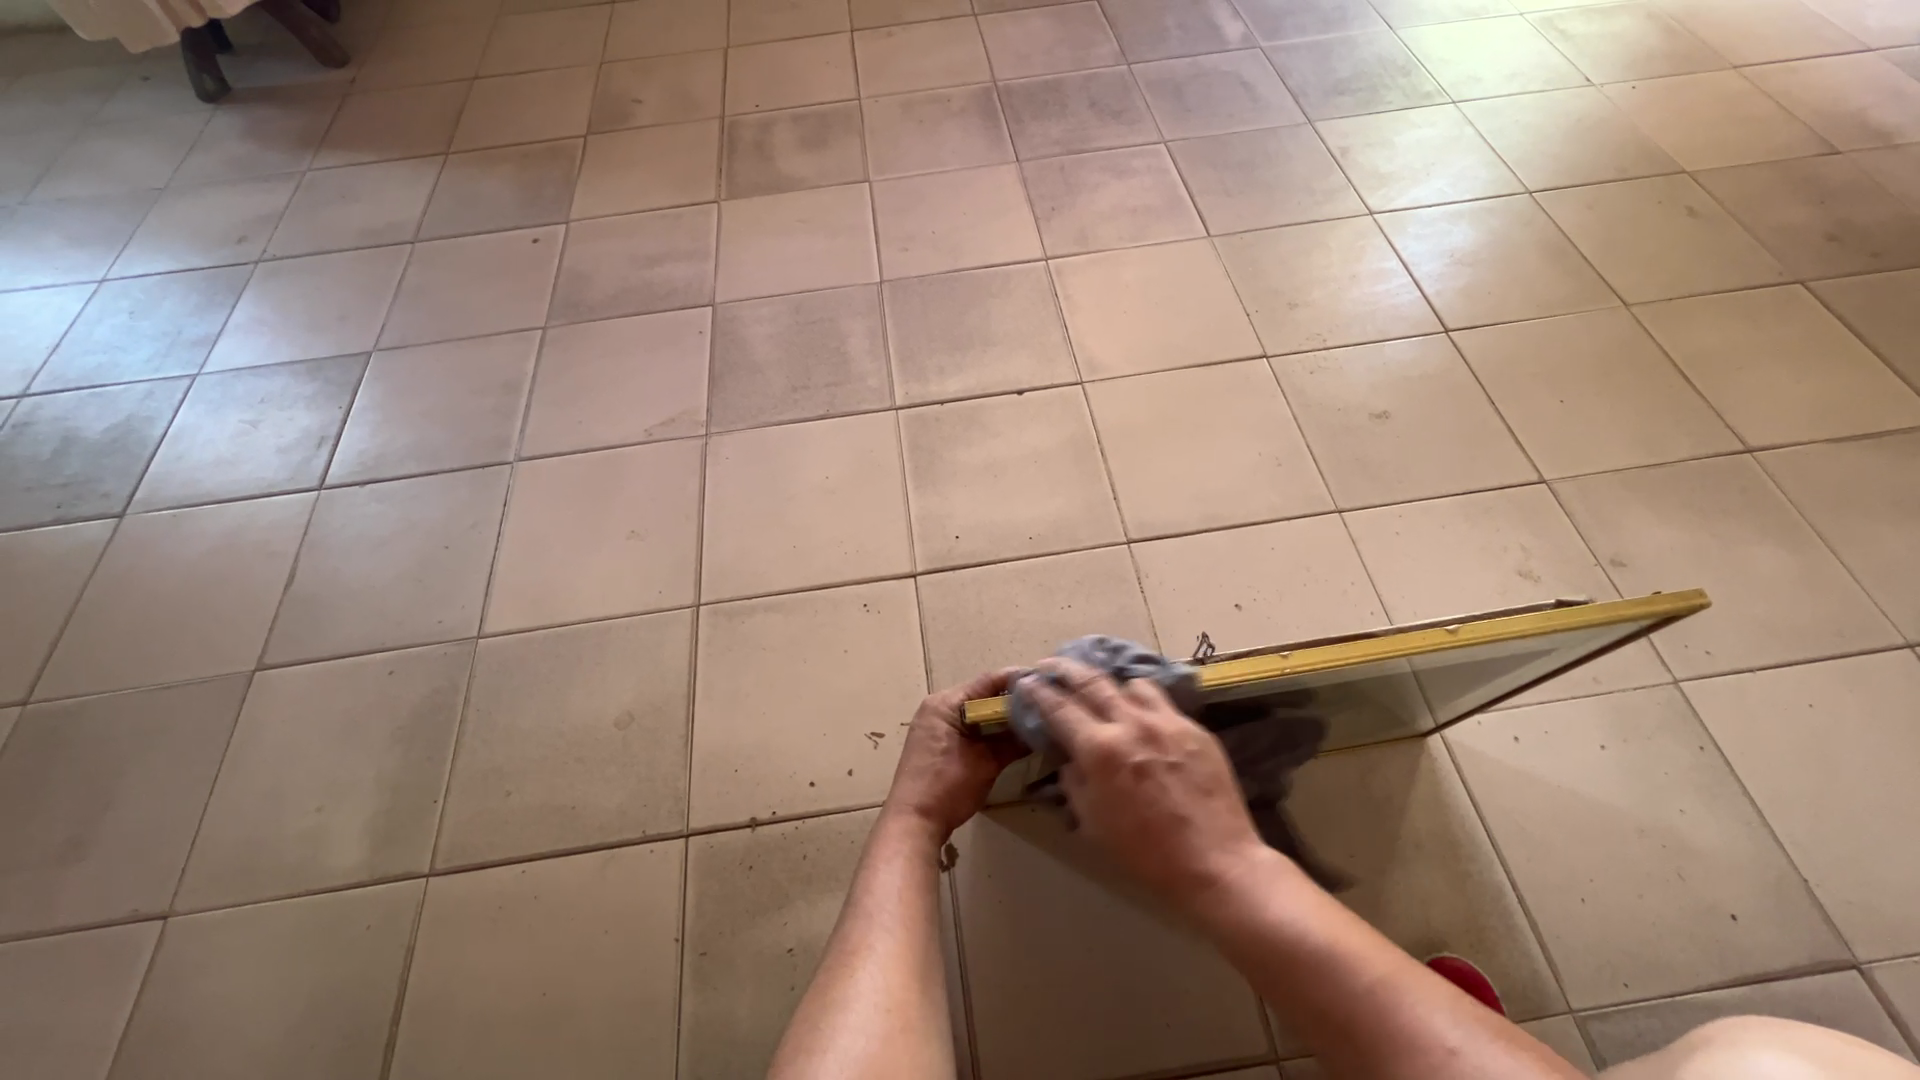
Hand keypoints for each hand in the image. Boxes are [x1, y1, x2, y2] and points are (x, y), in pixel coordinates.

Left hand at [883, 669, 1029, 840]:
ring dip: (1003, 718)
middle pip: (983, 696)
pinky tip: (1013, 737)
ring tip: (1036, 720)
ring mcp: (937, 724)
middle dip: (1013, 701)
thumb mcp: (986, 763)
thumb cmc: (947, 788)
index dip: (1018, 681)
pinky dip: (989, 731)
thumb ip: (1013, 742)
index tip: (1046, 682)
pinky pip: (970, 727)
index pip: (988, 682)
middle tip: (1045, 704)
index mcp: (946, 704)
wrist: (914, 823)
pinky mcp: (939, 741)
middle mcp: (939, 707)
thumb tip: (1043, 729)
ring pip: (977, 712)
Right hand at [1020, 657, 1268, 908]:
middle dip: (1065, 668)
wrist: (1215, 861)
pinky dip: (1143, 702)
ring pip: (1131, 684)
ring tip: (1105, 691)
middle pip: (1092, 681)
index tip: (1028, 682)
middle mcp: (1131, 724)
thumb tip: (1070, 757)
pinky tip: (1143, 717)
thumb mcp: (1092, 822)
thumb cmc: (1145, 852)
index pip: (1059, 707)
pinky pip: (1163, 703)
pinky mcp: (1195, 729)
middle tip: (1050, 664)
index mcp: (1100, 750)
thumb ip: (1074, 781)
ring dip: (1111, 684)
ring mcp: (1167, 722)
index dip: (1039, 691)